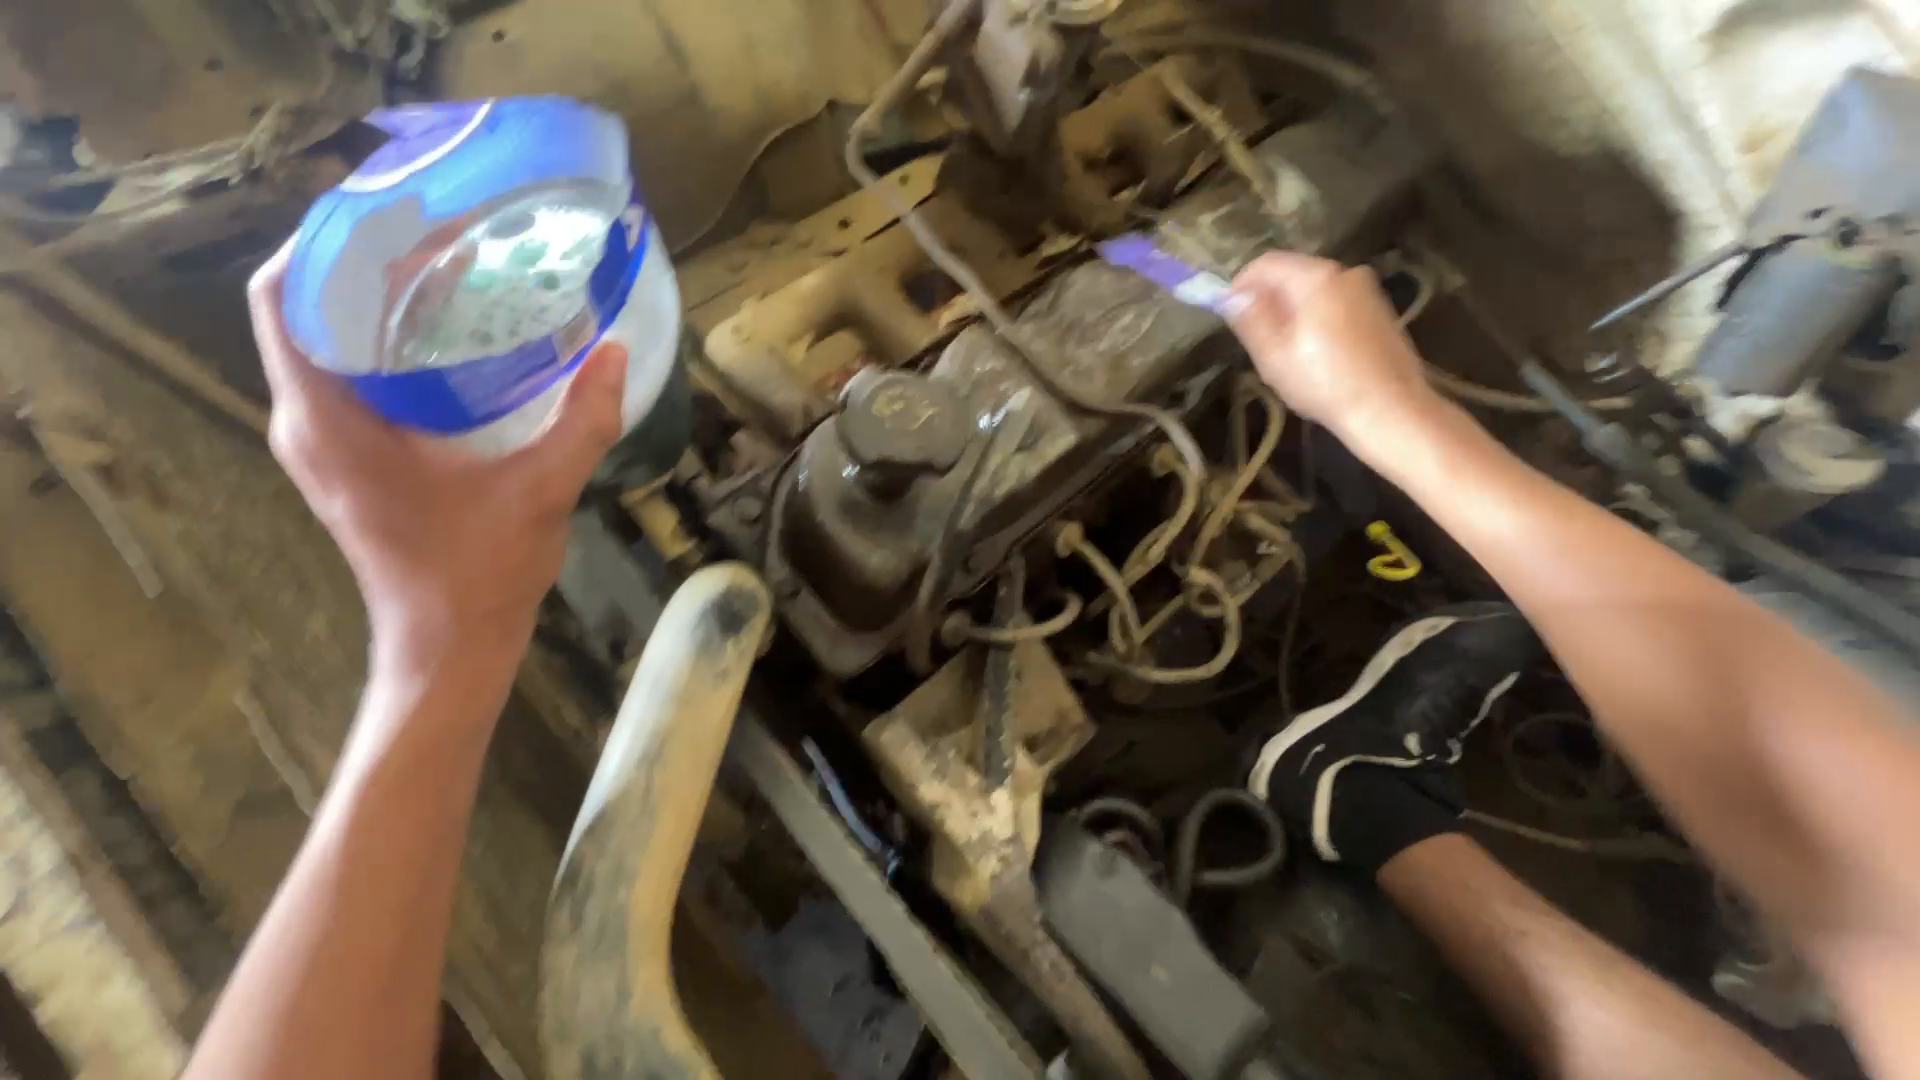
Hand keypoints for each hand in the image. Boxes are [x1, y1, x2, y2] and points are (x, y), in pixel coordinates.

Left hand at [247, 246, 626, 665]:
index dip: (326, 242)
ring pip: (327, 346)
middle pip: (306, 312)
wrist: (450, 644)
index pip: (286, 297)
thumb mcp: (542, 489)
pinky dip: (388, 348)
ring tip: (449, 277)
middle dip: (363, 265)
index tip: (394, 214)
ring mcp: (322, 446)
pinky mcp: (348, 463)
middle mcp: (306, 424)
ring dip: (376, 307)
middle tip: (442, 237)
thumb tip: (615, 353)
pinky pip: (349, 379)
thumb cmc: (481, 571)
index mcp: (329, 421)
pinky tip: (452, 344)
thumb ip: (584, 421)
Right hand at [1229, 252, 1441, 438]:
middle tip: (1256, 339)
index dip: (1241, 284)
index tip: (1230, 313)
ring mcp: (1367, 291)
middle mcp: (1345, 273)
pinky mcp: (1380, 311)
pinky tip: (1317, 355)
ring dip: (1293, 312)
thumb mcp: (1273, 355)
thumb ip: (1249, 318)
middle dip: (1269, 301)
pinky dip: (1317, 319)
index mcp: (1316, 278)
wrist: (1389, 409)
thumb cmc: (1324, 383)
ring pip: (1315, 291)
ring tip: (1286, 352)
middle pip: (1293, 274)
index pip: (1266, 263)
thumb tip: (1232, 296)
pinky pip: (1336, 304)